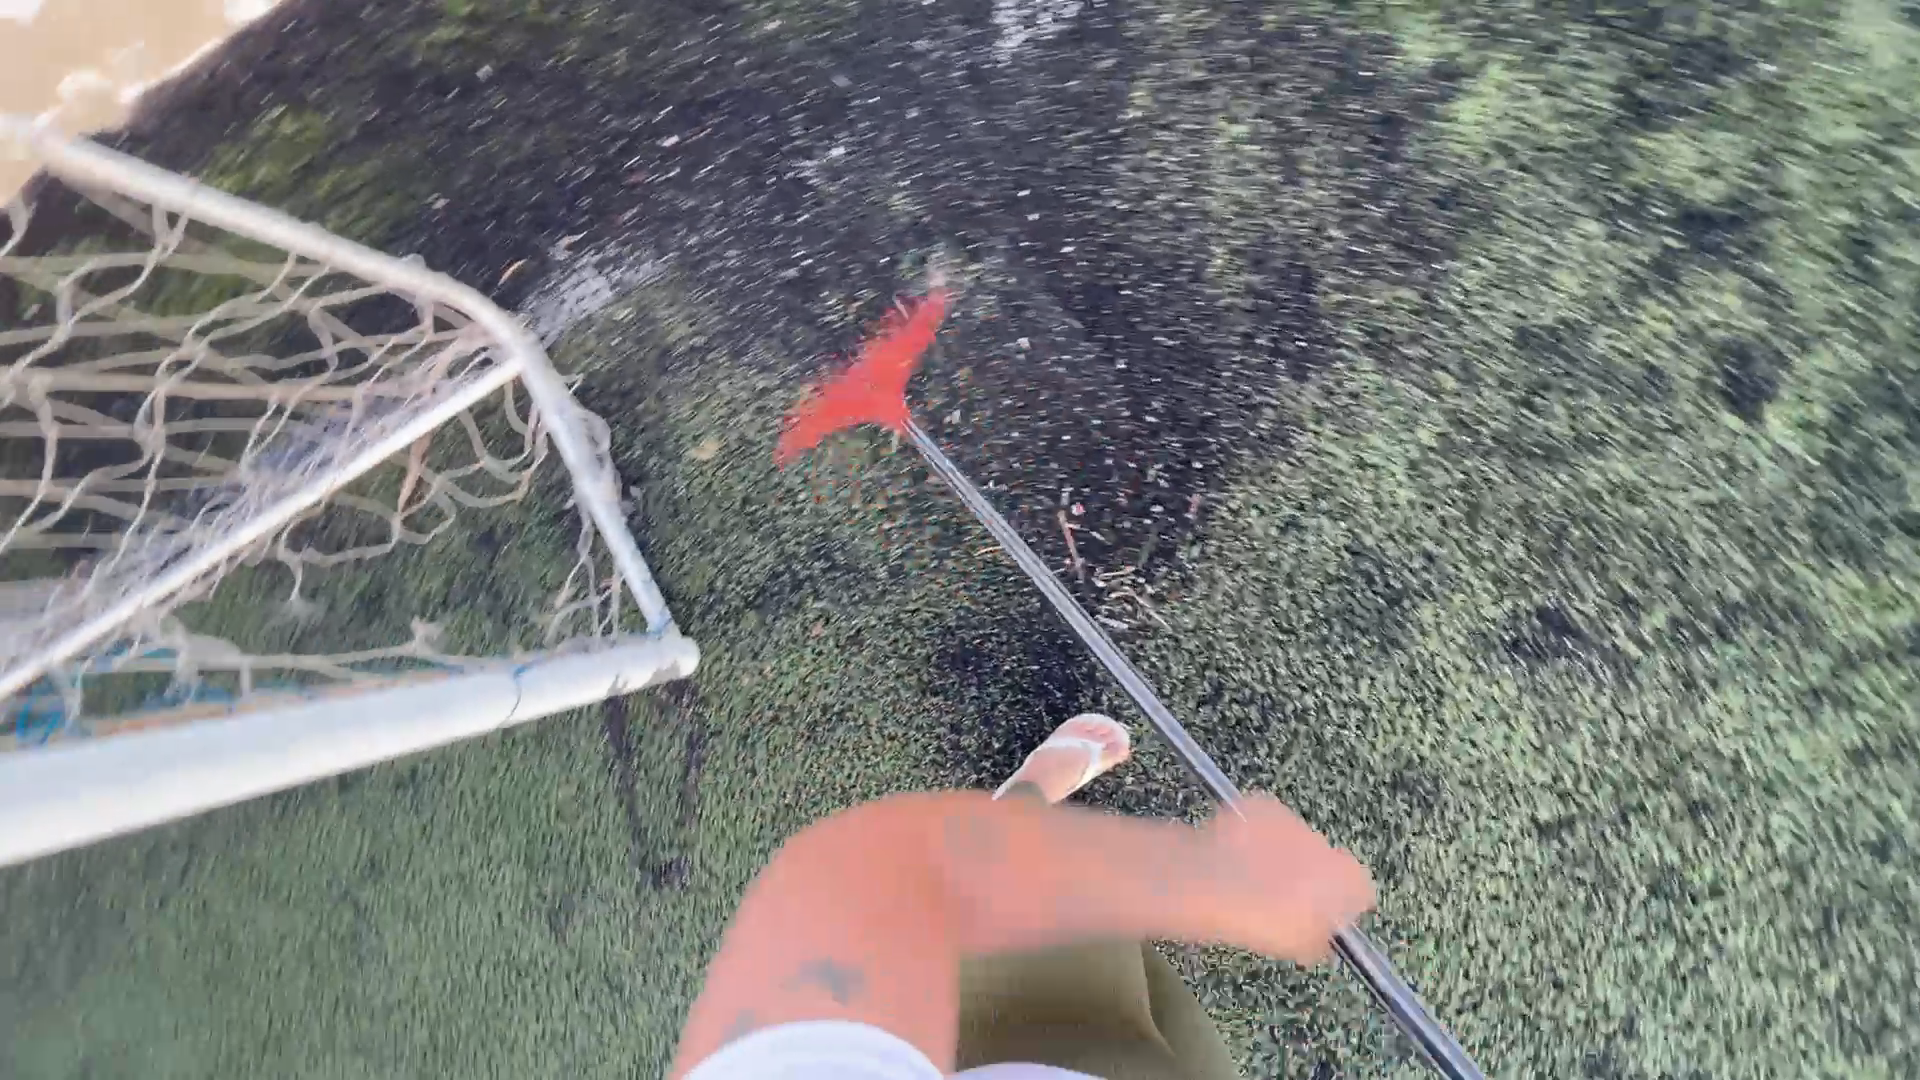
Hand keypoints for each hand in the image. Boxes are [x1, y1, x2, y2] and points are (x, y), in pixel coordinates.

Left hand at [1197, 793, 1375, 963]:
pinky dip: (1257, 830)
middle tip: (1284, 893)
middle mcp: (1326, 843)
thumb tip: (1319, 932)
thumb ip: (1321, 936)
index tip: (1325, 913)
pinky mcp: (1261, 803)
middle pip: (1326, 859)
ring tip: (1254, 870)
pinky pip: (1266, 819)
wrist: (1214, 883)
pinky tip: (1239, 848)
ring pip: (1295, 837)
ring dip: (1283, 849)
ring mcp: (1291, 818)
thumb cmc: (1263, 921)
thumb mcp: (1302, 947)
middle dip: (1310, 872)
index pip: (1360, 888)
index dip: (1343, 901)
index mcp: (1347, 878)